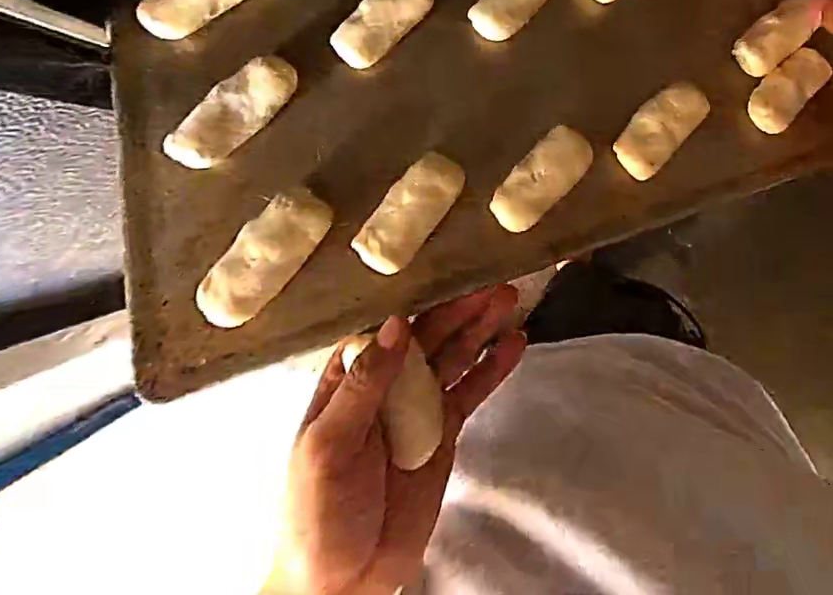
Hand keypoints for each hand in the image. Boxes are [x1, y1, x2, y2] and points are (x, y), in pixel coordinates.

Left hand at [273, 286, 526, 594]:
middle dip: (459, 308)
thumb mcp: (327, 447)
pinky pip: (472, 391)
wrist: (343, 585)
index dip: (416, 298)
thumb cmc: (317, 514)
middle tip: (492, 285)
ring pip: (455, 355)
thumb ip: (364, 385)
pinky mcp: (445, 430)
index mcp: (352, 379)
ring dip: (481, 327)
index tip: (446, 270)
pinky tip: (515, 345)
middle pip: (429, 335)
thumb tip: (394, 321)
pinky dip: (493, 368)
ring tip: (509, 299)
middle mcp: (389, 383)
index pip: (386, 326)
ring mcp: (420, 405)